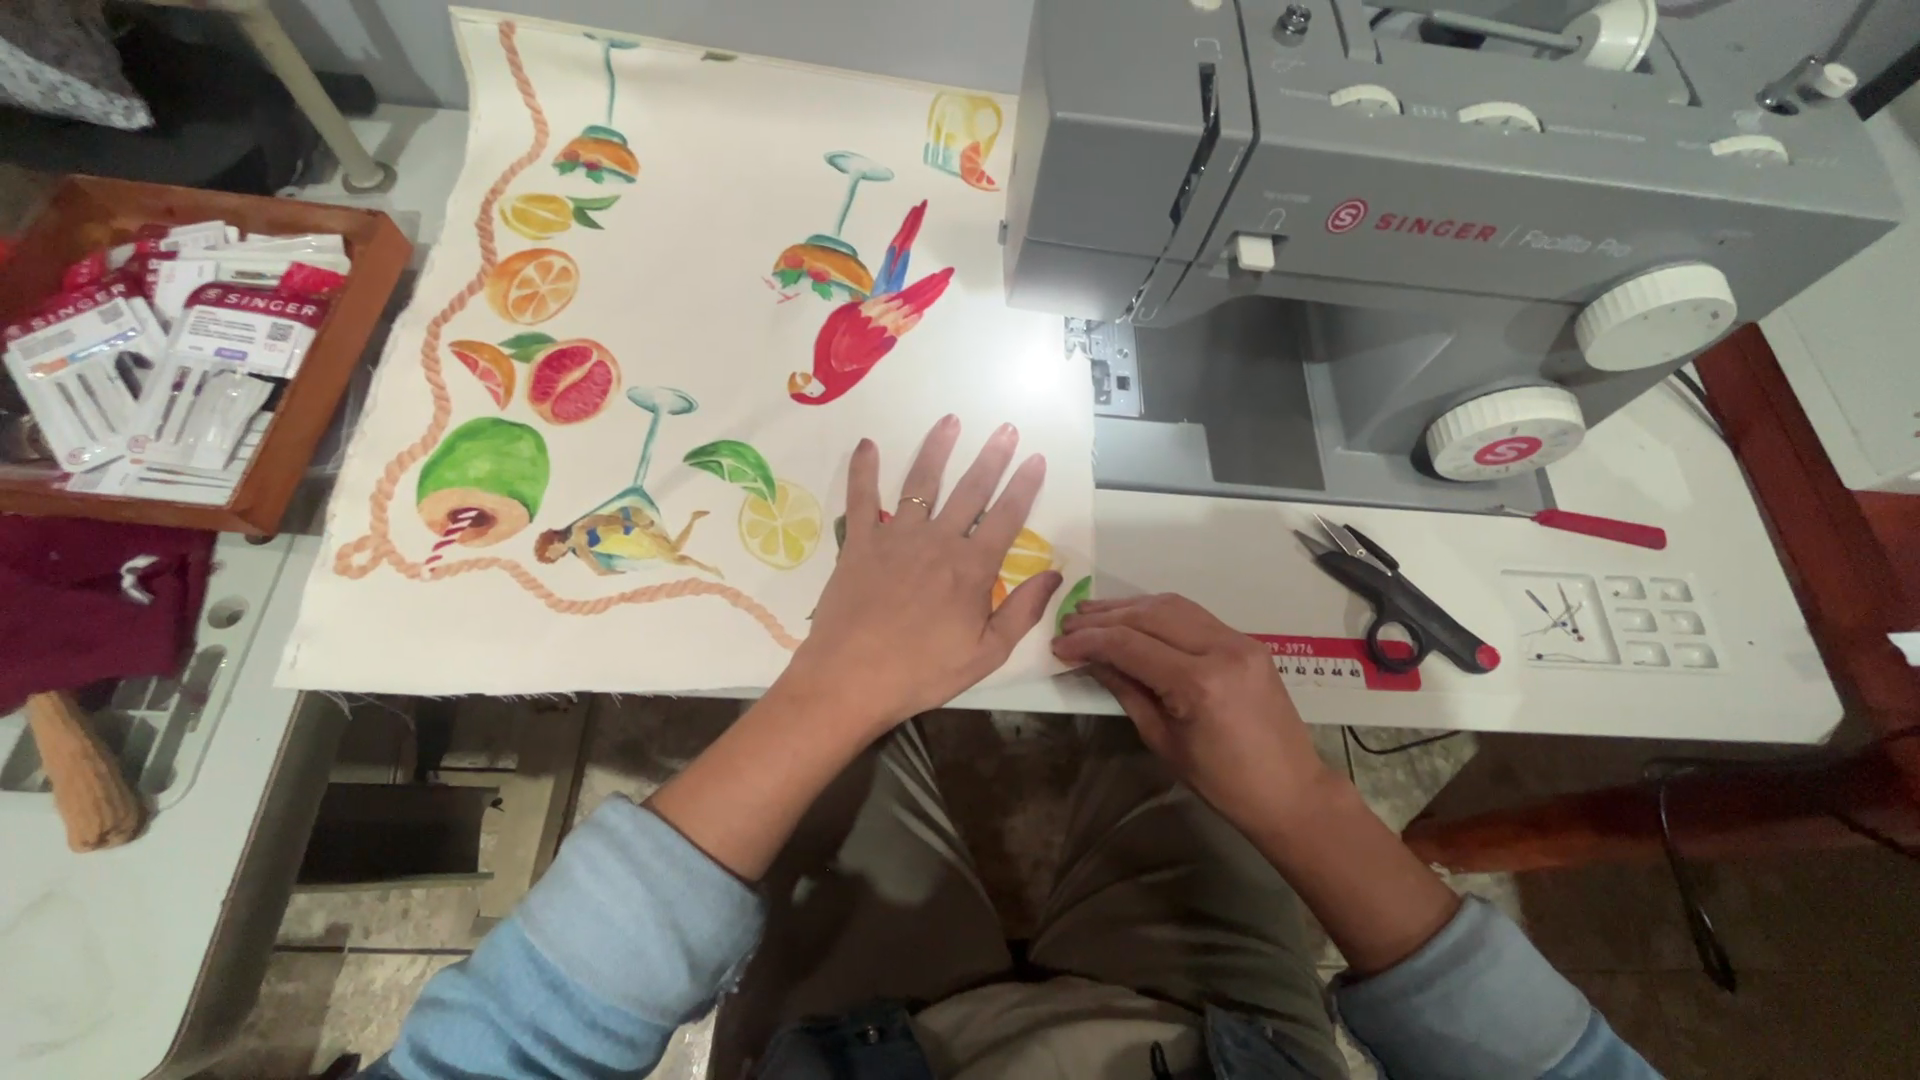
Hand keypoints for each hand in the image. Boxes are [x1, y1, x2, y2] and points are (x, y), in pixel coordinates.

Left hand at [782, 415, 1061, 734]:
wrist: (851, 678)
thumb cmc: (922, 672)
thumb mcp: (986, 653)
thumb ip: (1022, 611)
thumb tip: (1054, 574)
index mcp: (972, 568)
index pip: (1007, 517)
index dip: (1024, 486)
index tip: (1036, 459)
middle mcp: (938, 541)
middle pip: (970, 490)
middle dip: (991, 457)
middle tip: (1005, 428)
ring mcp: (895, 537)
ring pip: (921, 482)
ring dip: (937, 449)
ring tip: (950, 421)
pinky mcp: (859, 542)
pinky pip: (860, 497)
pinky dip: (864, 469)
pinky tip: (867, 444)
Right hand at [1053, 593, 1335, 828]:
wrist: (1291, 791)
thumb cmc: (1222, 781)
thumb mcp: (1162, 740)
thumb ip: (1126, 691)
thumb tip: (1090, 661)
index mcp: (1199, 682)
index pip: (1130, 645)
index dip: (1088, 641)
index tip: (1058, 645)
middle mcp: (1221, 649)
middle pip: (1149, 615)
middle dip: (1104, 617)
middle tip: (1069, 622)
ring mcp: (1239, 640)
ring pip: (1172, 605)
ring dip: (1129, 607)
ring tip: (1092, 613)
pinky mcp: (1247, 641)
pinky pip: (1193, 615)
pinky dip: (1157, 612)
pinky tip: (1133, 618)